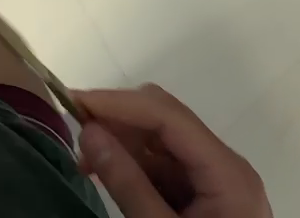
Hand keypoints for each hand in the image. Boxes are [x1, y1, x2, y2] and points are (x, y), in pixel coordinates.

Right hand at [76, 85, 270, 217]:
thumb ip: (127, 184)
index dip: (117, 103)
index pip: (165, 114)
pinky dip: (134, 164)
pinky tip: (109, 175)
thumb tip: (88, 132)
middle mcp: (225, 164)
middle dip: (118, 119)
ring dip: (122, 140)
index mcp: (226, 172)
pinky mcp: (206, 196)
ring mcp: (216, 179)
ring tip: (86, 161)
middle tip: (75, 132)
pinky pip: (165, 164)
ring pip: (161, 138)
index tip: (73, 103)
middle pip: (164, 118)